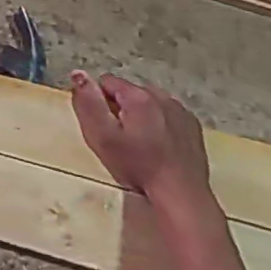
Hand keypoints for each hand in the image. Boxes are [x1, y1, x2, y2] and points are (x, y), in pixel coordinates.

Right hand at [69, 71, 209, 199]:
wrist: (180, 195)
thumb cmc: (138, 167)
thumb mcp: (102, 138)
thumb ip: (88, 103)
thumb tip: (78, 74)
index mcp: (137, 96)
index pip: (107, 82)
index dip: (101, 104)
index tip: (106, 127)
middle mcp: (160, 95)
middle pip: (129, 93)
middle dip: (121, 109)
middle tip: (122, 139)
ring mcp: (179, 109)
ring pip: (149, 103)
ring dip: (141, 116)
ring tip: (142, 145)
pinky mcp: (192, 125)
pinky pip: (167, 115)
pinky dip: (160, 124)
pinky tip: (160, 147)